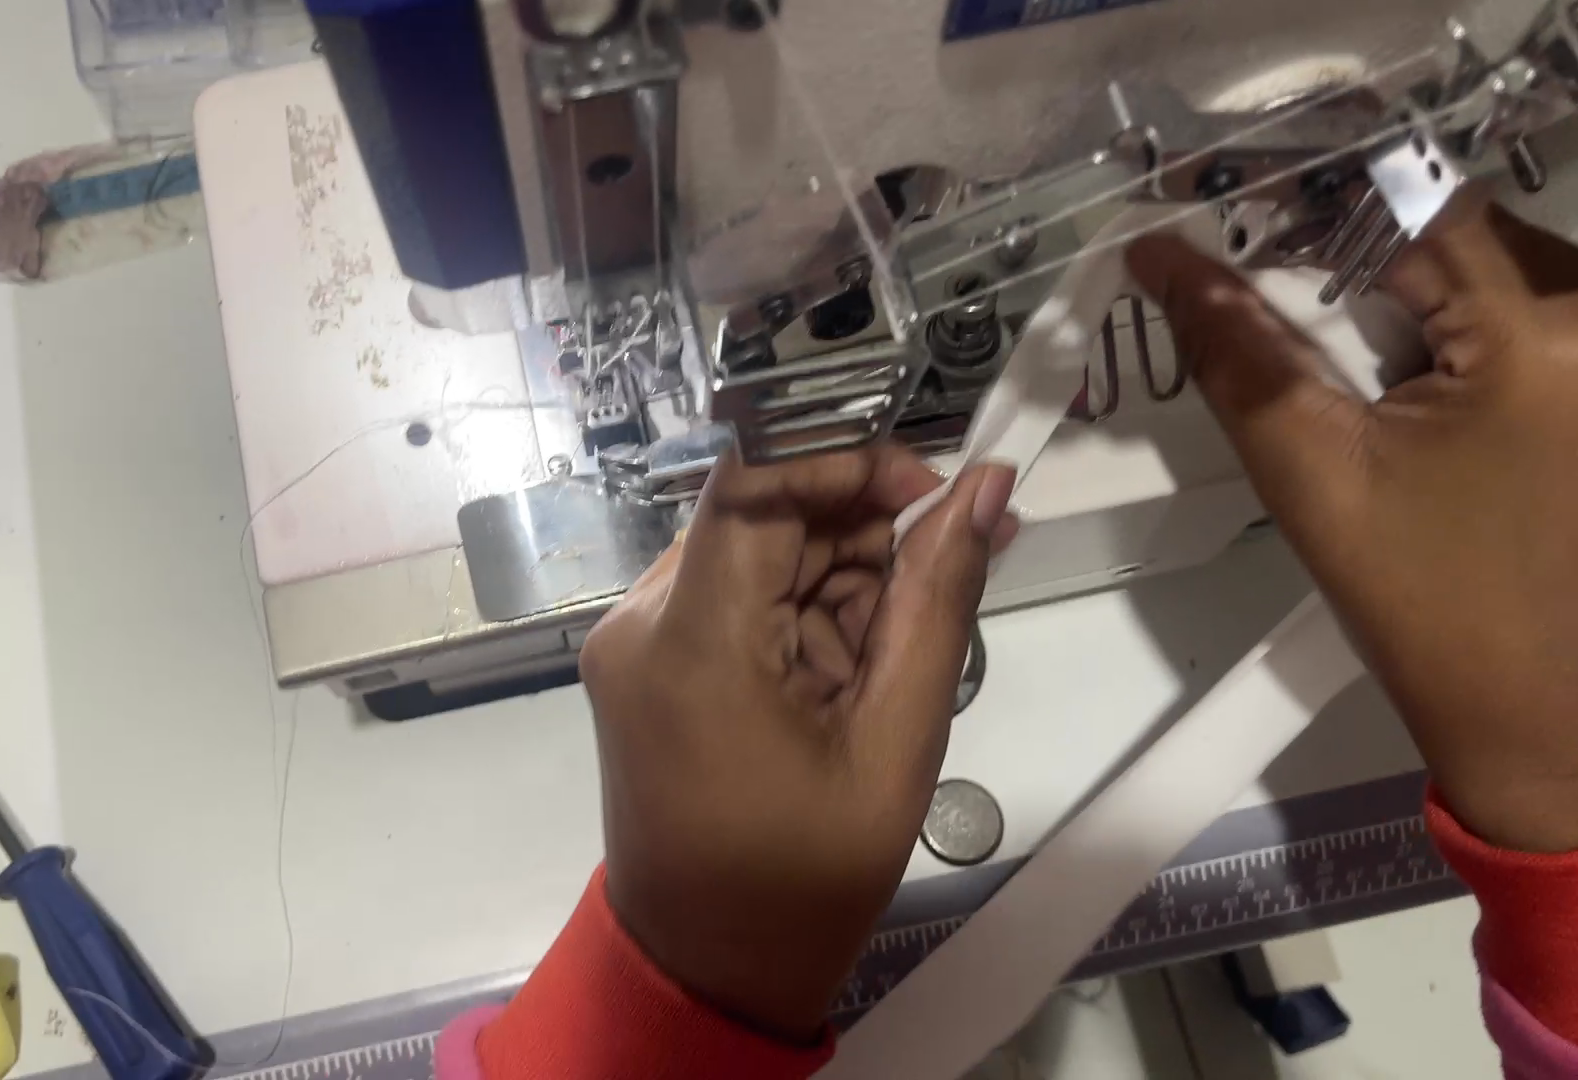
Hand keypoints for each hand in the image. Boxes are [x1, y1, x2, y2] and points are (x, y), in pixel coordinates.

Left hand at [579, 443, 1017, 1039]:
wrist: (704, 961)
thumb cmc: (801, 880)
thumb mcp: (893, 743)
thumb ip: (936, 604)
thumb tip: (981, 492)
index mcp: (691, 642)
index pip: (752, 485)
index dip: (843, 465)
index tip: (926, 492)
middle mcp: (640, 620)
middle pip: (759, 520)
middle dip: (857, 536)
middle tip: (946, 575)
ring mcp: (633, 637)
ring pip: (751, 554)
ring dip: (833, 580)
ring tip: (891, 653)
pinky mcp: (643, 656)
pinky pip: (731, 596)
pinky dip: (795, 610)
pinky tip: (842, 665)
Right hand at [1129, 198, 1577, 853]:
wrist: (1548, 718)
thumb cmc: (1425, 594)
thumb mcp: (1310, 465)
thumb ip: (1237, 352)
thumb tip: (1165, 260)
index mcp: (1556, 322)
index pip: (1413, 204)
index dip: (1303, 190)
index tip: (1212, 192)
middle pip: (1451, 233)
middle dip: (1330, 250)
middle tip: (1225, 275)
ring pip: (1477, 276)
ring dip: (1370, 293)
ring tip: (1290, 339)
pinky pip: (1508, 322)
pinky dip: (1421, 330)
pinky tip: (1364, 375)